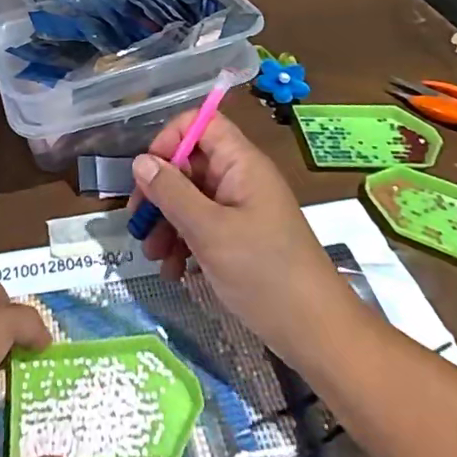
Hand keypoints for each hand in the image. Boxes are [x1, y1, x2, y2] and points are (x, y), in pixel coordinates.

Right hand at [127, 109, 355, 366]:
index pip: (201, 123)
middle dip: (160, 192)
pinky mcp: (240, 238)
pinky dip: (183, 242)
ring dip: (166, 222)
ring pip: (191, 198)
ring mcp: (241, 209)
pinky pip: (202, 225)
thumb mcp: (209, 231)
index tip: (148, 173)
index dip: (170, 138)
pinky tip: (173, 270)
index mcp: (241, 163)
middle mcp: (240, 178)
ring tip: (154, 256)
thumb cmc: (264, 272)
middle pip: (190, 164)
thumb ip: (172, 193)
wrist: (317, 333)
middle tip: (138, 224)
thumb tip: (141, 161)